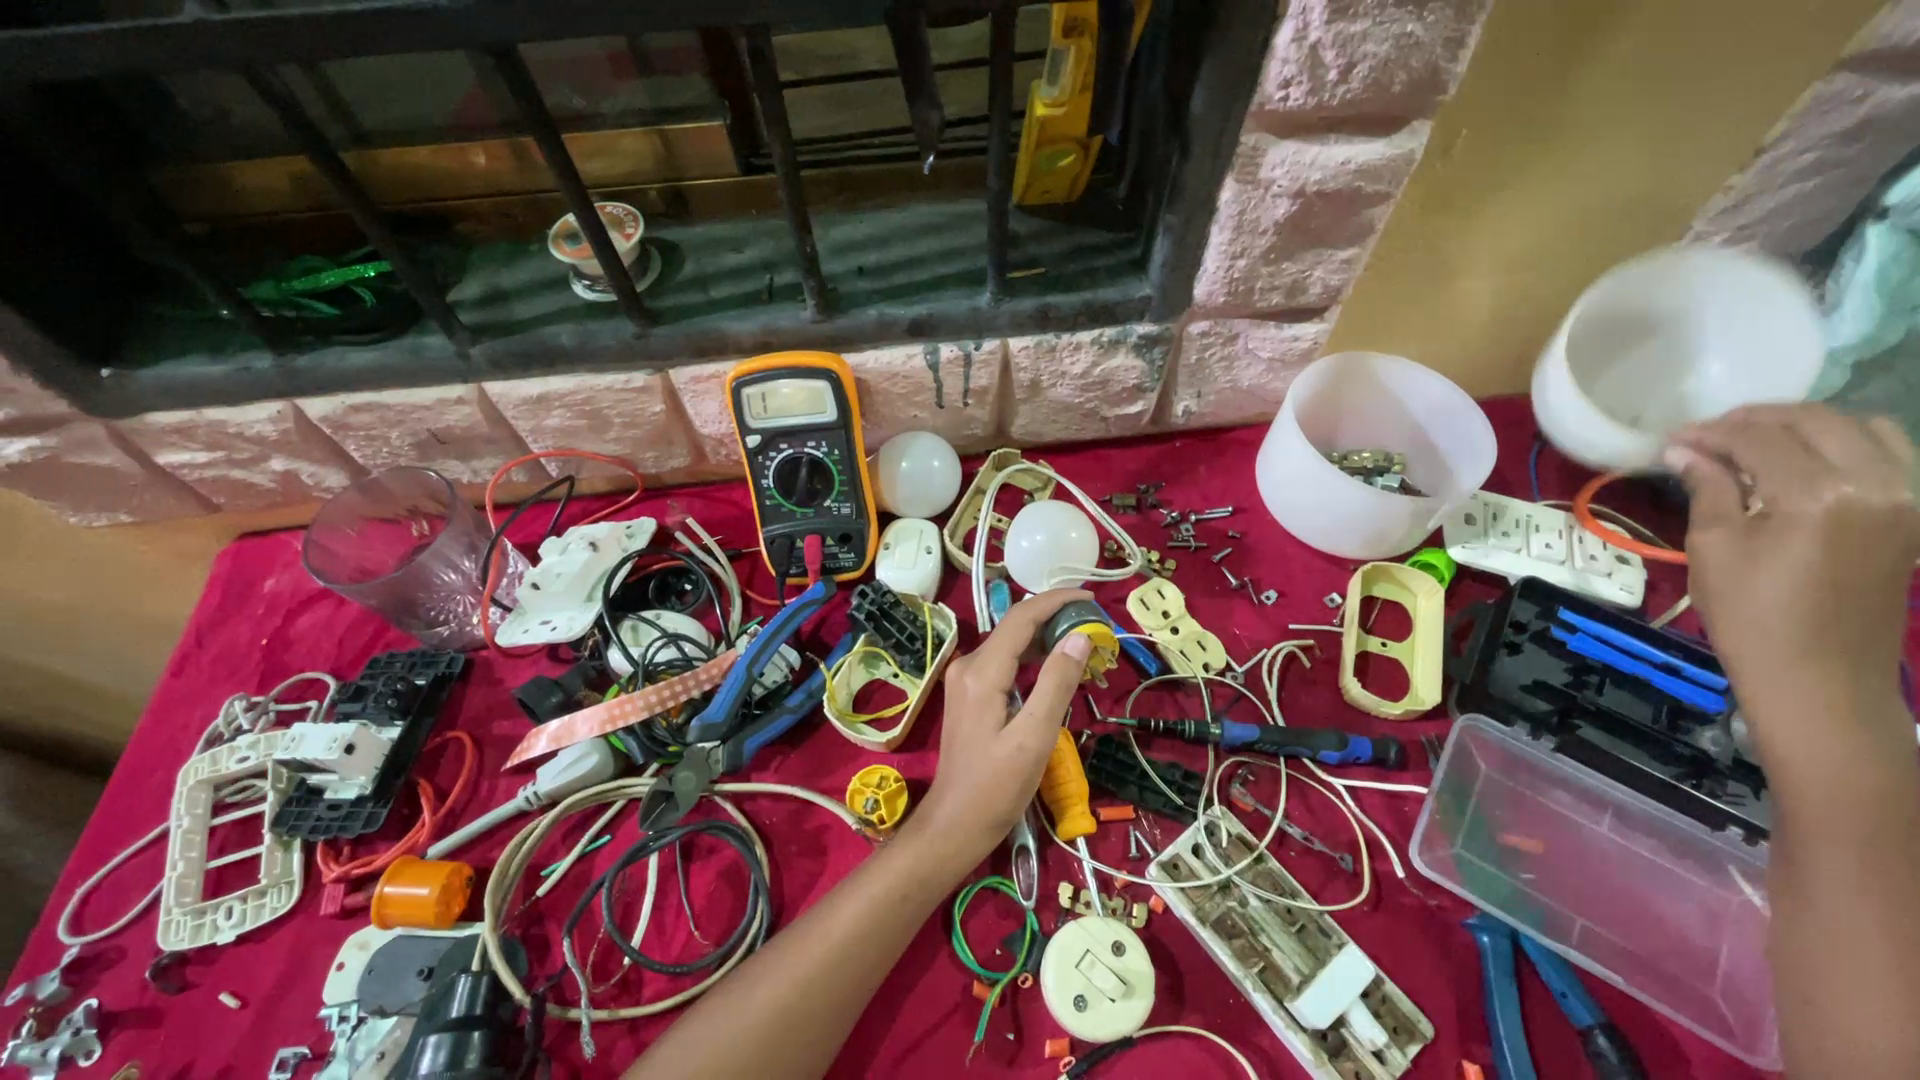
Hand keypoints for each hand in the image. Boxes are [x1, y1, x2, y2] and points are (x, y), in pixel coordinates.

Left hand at [902, 589, 1093, 870]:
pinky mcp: (969, 695)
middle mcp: (969, 666)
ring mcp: (965, 680)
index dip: (1057, 601)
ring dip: (1046, 638)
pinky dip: (1033, 659)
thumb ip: (1057, 683)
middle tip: (1097, 624)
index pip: (1022, 617)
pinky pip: (1005, 664)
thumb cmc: (996, 787)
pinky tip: (1057, 667)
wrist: (955, 823)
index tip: (1092, 598)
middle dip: (1055, 618)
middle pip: (1016, 627)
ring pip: (1011, 645)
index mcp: (982, 671)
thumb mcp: (1034, 737)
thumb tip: (1080, 636)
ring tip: (1085, 641)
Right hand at [1667, 404, 1918, 746]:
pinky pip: (1891, 452)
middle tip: (1708, 435)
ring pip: (1859, 427)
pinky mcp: (1916, 511)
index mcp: (1816, 495)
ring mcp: (1907, 496)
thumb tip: (1686, 451)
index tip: (1673, 438)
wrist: (1820, 674)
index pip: (1759, 439)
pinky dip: (1847, 442)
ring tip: (1756, 442)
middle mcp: (1874, 484)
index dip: (1711, 433)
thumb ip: (1708, 489)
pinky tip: (1808, 459)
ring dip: (1803, 426)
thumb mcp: (1713, 549)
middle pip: (1813, 421)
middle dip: (1755, 420)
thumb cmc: (1751, 617)